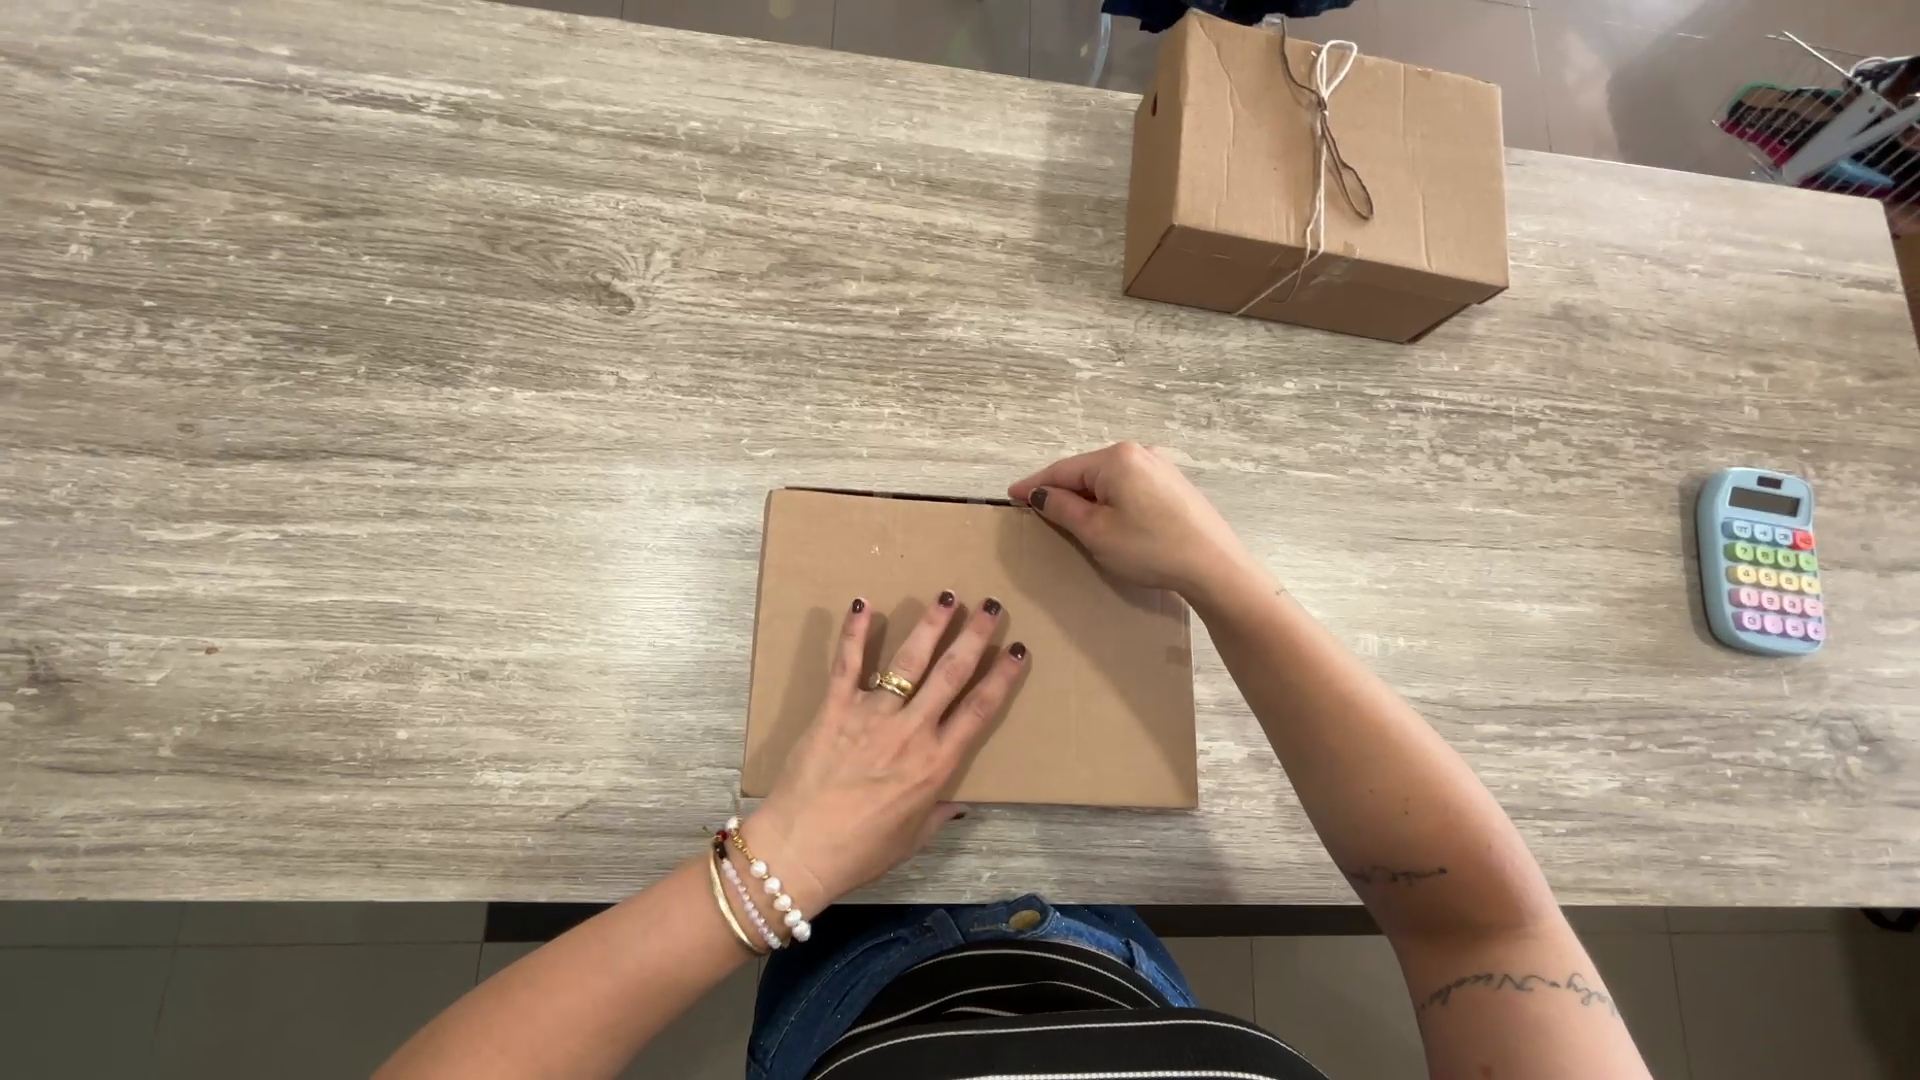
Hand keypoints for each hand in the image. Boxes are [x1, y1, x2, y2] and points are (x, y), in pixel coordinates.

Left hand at [745, 593, 1027, 918]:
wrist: (800, 851)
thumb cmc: (860, 852)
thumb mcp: (912, 839)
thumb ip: (939, 814)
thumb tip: (960, 803)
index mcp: (935, 765)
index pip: (979, 710)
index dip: (1001, 677)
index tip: (1017, 650)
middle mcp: (910, 732)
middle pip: (951, 674)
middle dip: (974, 636)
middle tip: (990, 605)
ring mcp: (872, 716)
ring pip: (908, 661)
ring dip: (930, 625)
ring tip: (947, 595)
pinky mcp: (835, 708)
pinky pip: (848, 663)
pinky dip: (855, 632)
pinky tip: (864, 603)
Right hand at [1009, 441, 1258, 597]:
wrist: (1214, 566)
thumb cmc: (1150, 549)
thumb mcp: (1096, 532)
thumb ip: (1063, 508)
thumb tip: (1040, 494)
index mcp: (1116, 458)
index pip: (1062, 470)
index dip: (1034, 485)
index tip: (1011, 495)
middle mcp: (1140, 452)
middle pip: (1086, 471)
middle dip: (1062, 490)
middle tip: (1038, 510)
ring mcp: (1161, 466)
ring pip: (1109, 479)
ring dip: (1088, 497)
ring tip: (1070, 517)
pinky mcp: (1175, 484)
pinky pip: (1130, 486)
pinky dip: (1111, 499)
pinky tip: (1108, 518)